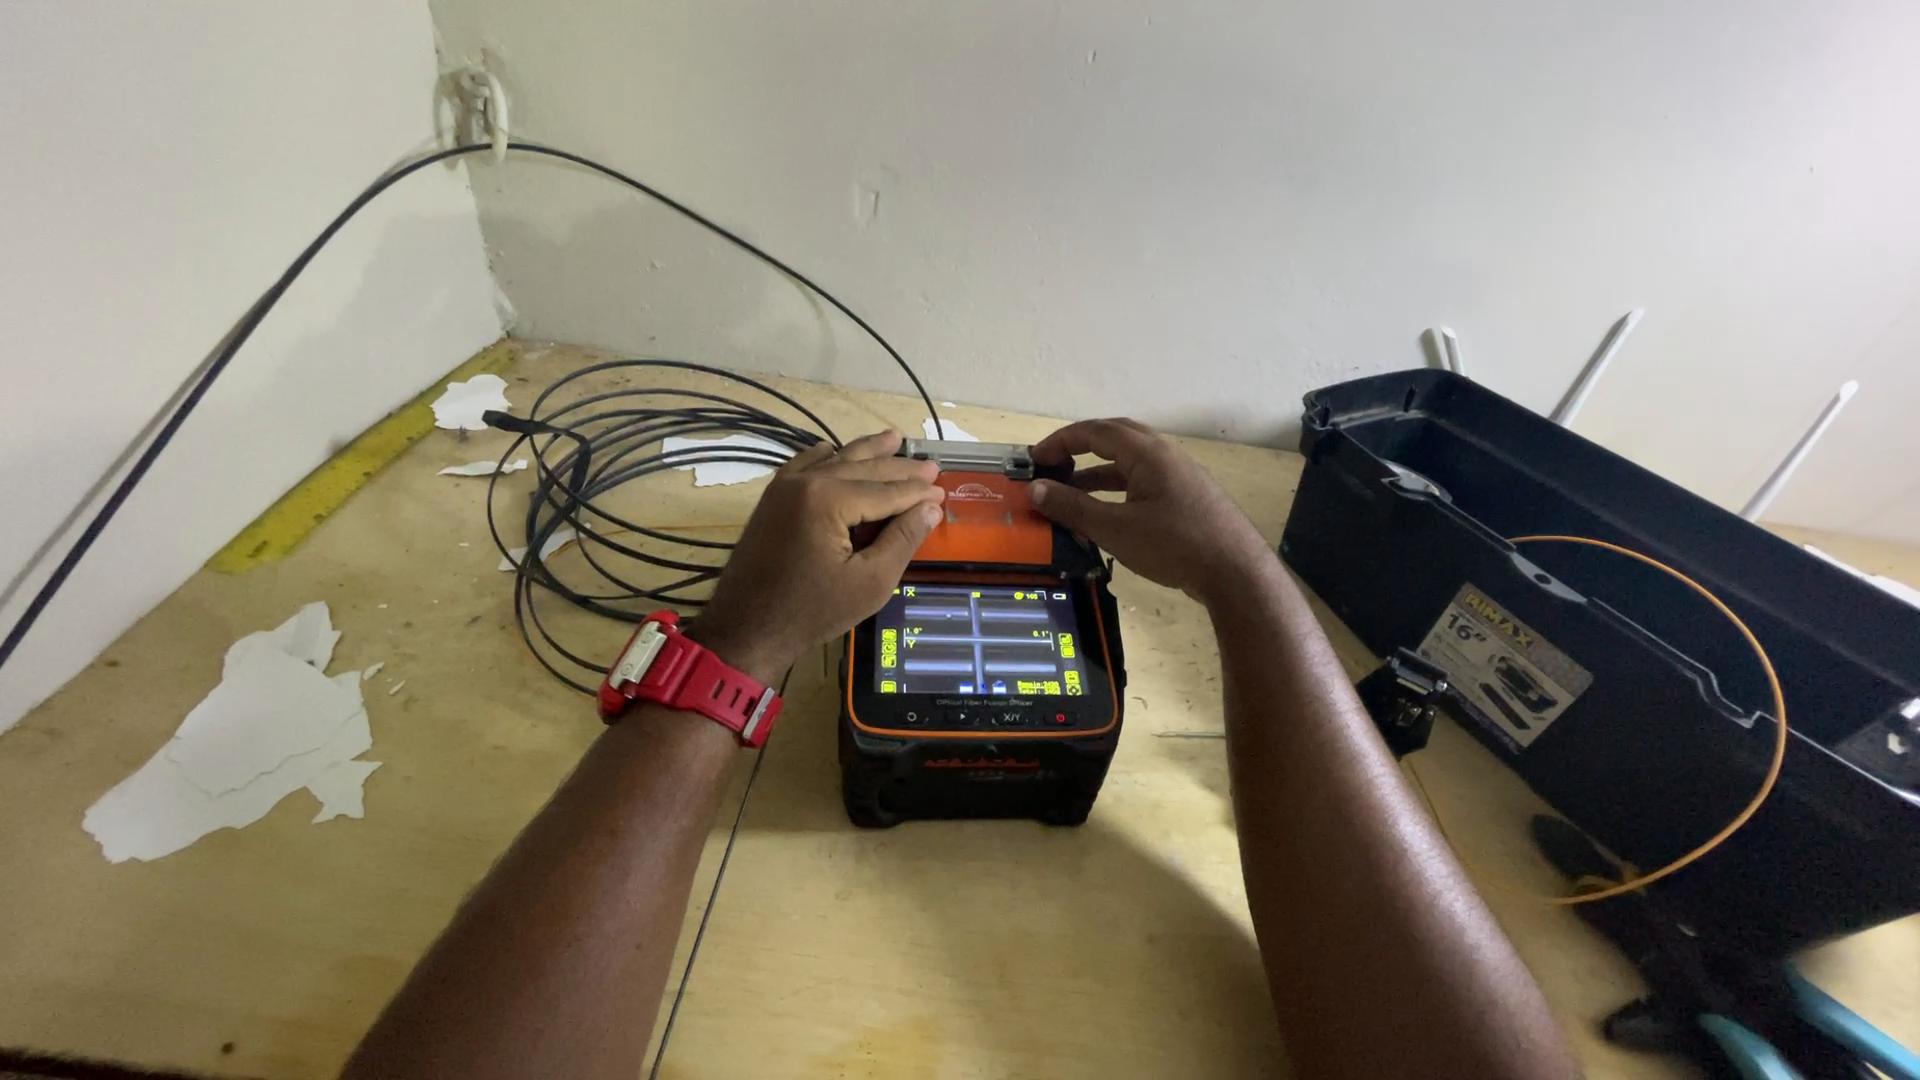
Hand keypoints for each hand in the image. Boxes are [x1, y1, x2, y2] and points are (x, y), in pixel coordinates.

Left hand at [690, 430, 944, 682]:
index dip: (918, 492)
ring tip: (894, 438)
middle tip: (930, 466)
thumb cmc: (813, 611)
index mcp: (829, 499)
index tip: (944, 491)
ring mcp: (784, 487)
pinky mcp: (772, 499)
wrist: (747, 628)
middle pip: (863, 468)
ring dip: (867, 452)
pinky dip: (826, 457)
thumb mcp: (870, 582)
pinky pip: (803, 465)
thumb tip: (931, 508)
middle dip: (899, 468)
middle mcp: (806, 481)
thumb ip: (902, 540)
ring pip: (835, 460)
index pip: (887, 490)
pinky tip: (836, 450)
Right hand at [1029, 418, 1272, 605]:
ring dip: (1096, 472)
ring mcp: (1179, 476)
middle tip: (1052, 465)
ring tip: (1068, 491)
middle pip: (1115, 438)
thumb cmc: (1173, 545)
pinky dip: (1115, 489)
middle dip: (1079, 448)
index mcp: (1148, 453)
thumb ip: (1072, 507)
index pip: (1096, 431)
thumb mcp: (1114, 529)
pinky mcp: (1185, 498)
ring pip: (1129, 462)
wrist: (1235, 572)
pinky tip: (1103, 512)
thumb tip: (1035, 489)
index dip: (1061, 441)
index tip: (1035, 458)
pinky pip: (1142, 482)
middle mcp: (1165, 455)